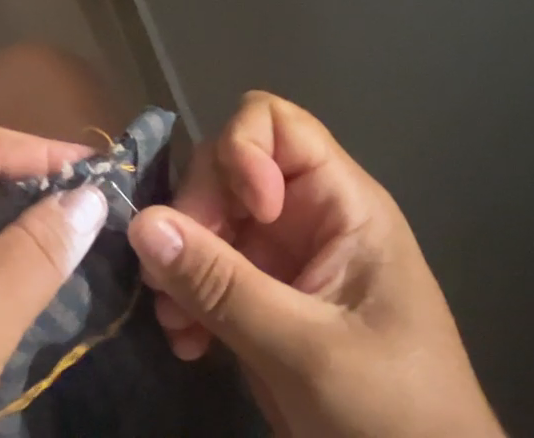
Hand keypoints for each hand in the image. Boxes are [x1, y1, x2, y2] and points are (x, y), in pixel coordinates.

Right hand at [128, 93, 500, 437]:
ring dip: (179, 262)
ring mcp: (280, 256)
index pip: (275, 124)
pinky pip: (202, 267)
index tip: (237, 215)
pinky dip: (184, 296)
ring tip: (173, 322)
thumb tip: (139, 223)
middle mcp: (305, 216)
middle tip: (174, 278)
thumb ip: (221, 285)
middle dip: (194, 216)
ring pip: (205, 218)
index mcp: (342, 206)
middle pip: (225, 168)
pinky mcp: (258, 296)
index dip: (241, 150)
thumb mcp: (306, 352)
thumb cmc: (395, 417)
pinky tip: (186, 342)